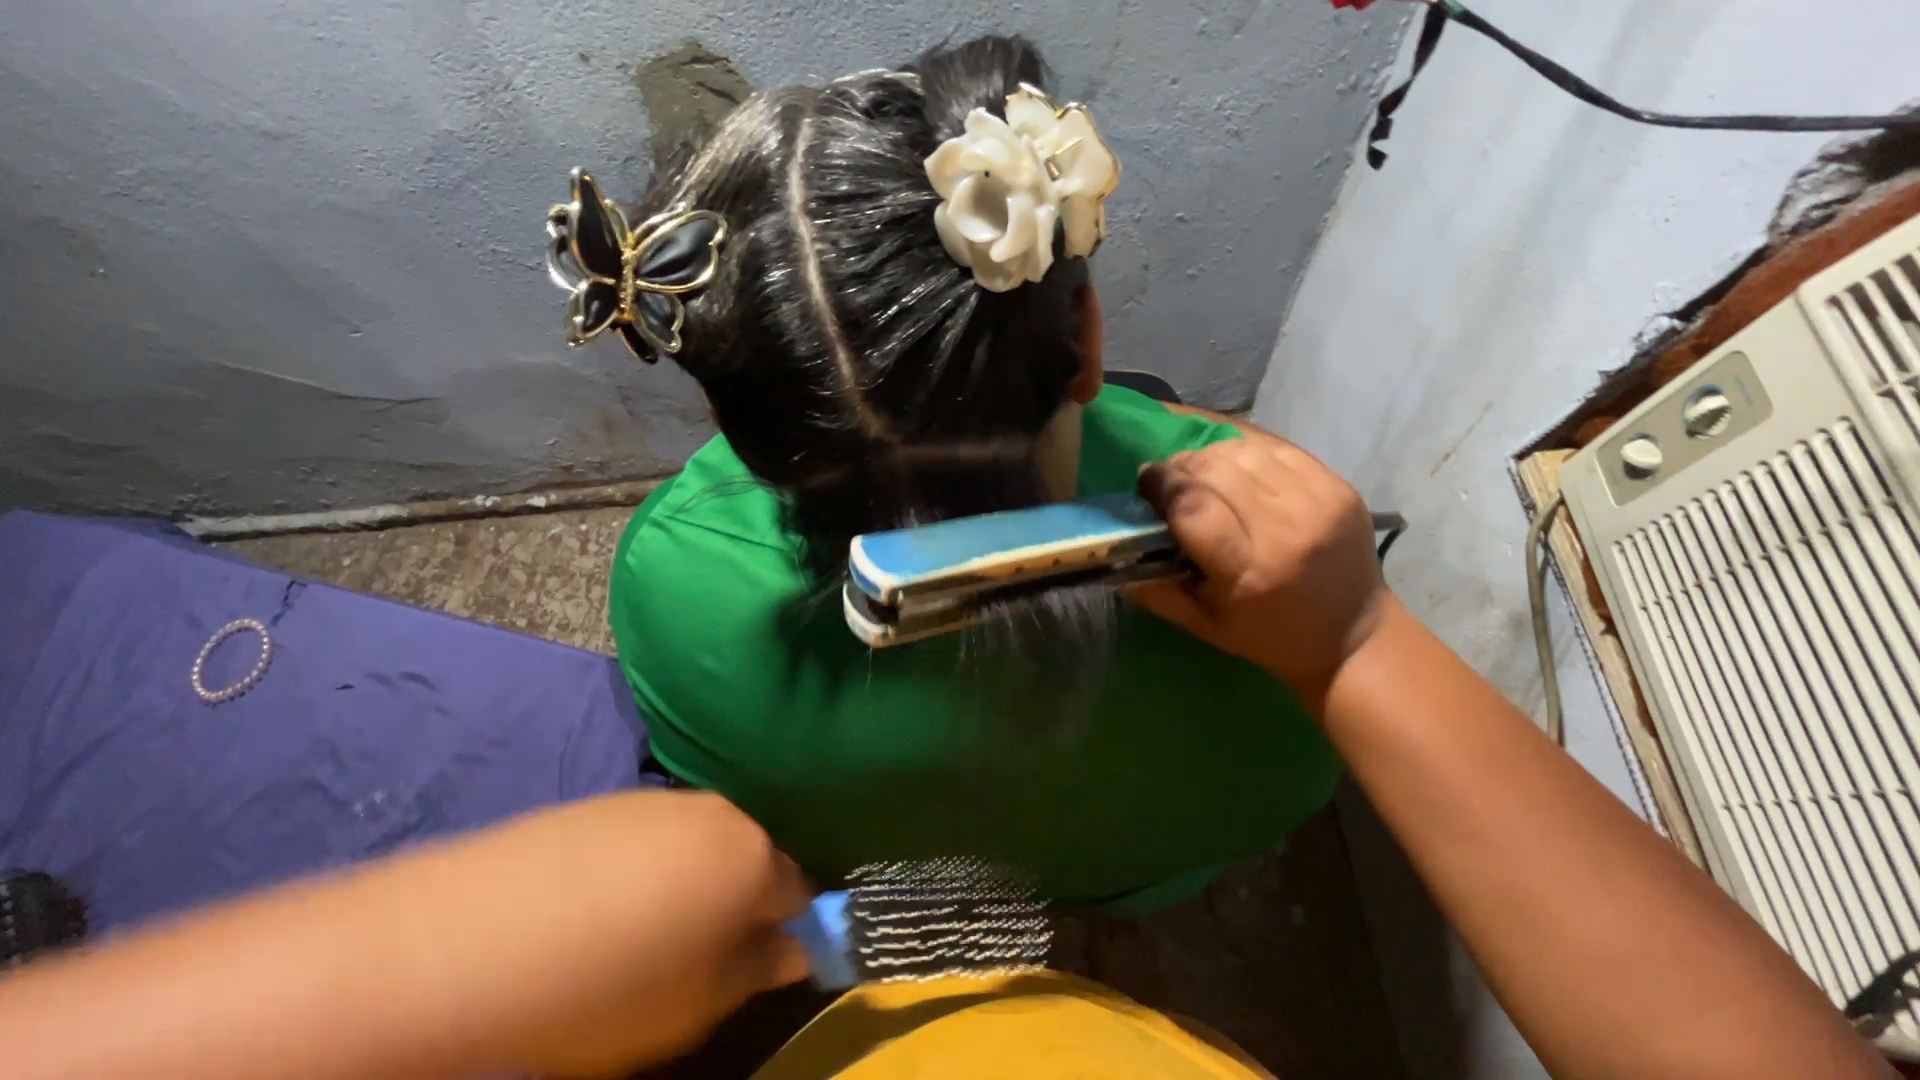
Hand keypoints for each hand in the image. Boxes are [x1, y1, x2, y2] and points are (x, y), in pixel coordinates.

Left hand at [509, 791, 813, 1074]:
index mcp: (753, 858)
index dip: (789, 929)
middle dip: (737, 899)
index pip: (799, 890)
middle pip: (748, 857)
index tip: (761, 961)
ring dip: (690, 879)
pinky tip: (599, 907)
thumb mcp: (697, 1003)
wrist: (470, 937)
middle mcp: (716, 814)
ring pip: (696, 844)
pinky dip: (643, 867)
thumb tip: (794, 947)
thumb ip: (758, 969)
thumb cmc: (608, 983)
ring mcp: (656, 801)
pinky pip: (648, 837)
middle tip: (700, 951)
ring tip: (643, 930)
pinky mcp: (603, 802)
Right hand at [1135, 430, 1391, 707]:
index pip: (1194, 508)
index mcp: (1249, 573)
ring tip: (1201, 473)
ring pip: (1244, 450)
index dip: (1162, 486)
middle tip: (1169, 479)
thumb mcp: (1202, 624)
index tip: (1145, 484)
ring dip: (1211, 455)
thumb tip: (1114, 545)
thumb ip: (1154, 586)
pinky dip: (1247, 452)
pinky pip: (1277, 447)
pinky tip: (1236, 468)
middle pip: (1216, 469)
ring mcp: (1318, 502)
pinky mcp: (1338, 485)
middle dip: (1181, 467)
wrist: (1352, 633)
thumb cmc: (1266, 635)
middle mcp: (1286, 530)